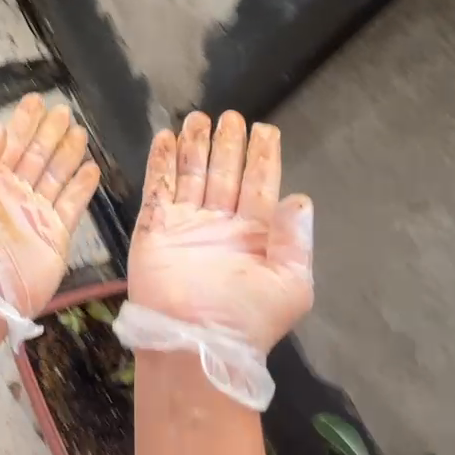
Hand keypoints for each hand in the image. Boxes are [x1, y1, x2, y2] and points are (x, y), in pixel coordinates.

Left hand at [0, 94, 102, 317]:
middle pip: (37, 155)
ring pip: (56, 175)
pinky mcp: (57, 232)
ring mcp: (37, 211)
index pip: (11, 143)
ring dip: (68, 153)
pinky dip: (82, 185)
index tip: (36, 99)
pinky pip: (72, 203)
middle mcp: (15, 191)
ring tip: (81, 131)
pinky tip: (92, 167)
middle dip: (49, 132)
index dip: (23, 121)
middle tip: (64, 110)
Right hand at [127, 111, 313, 352]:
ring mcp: (186, 221)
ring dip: (195, 145)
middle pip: (224, 172)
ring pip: (192, 173)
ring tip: (198, 118)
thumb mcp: (290, 285)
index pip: (260, 186)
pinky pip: (159, 184)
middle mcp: (221, 222)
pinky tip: (167, 138)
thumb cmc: (247, 315)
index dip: (263, 158)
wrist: (193, 338)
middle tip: (230, 116)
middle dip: (228, 144)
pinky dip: (162, 161)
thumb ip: (294, 241)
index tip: (265, 129)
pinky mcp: (155, 222)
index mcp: (255, 235)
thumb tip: (300, 198)